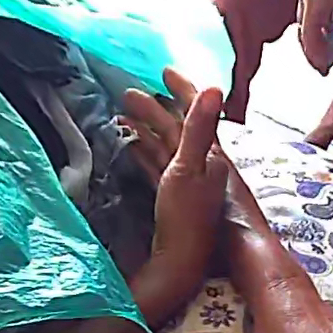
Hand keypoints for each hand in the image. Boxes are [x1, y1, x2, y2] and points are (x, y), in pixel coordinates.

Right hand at [124, 80, 228, 321]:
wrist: (181, 261)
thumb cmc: (187, 217)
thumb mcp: (190, 169)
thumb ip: (199, 130)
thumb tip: (213, 86)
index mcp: (208, 155)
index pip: (195, 112)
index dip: (181, 89)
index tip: (163, 71)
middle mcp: (199, 165)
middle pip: (175, 128)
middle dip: (153, 109)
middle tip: (128, 94)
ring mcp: (185, 182)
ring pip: (164, 147)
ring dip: (144, 130)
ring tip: (120, 117)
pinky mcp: (171, 198)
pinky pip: (156, 167)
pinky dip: (143, 154)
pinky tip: (129, 148)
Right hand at [297, 0, 332, 72]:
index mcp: (314, 7)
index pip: (310, 41)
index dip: (316, 58)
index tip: (323, 70)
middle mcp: (306, 0)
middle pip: (304, 32)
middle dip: (312, 47)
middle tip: (321, 57)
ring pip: (305, 17)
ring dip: (314, 30)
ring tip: (325, 36)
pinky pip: (310, 2)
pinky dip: (317, 13)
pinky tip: (328, 12)